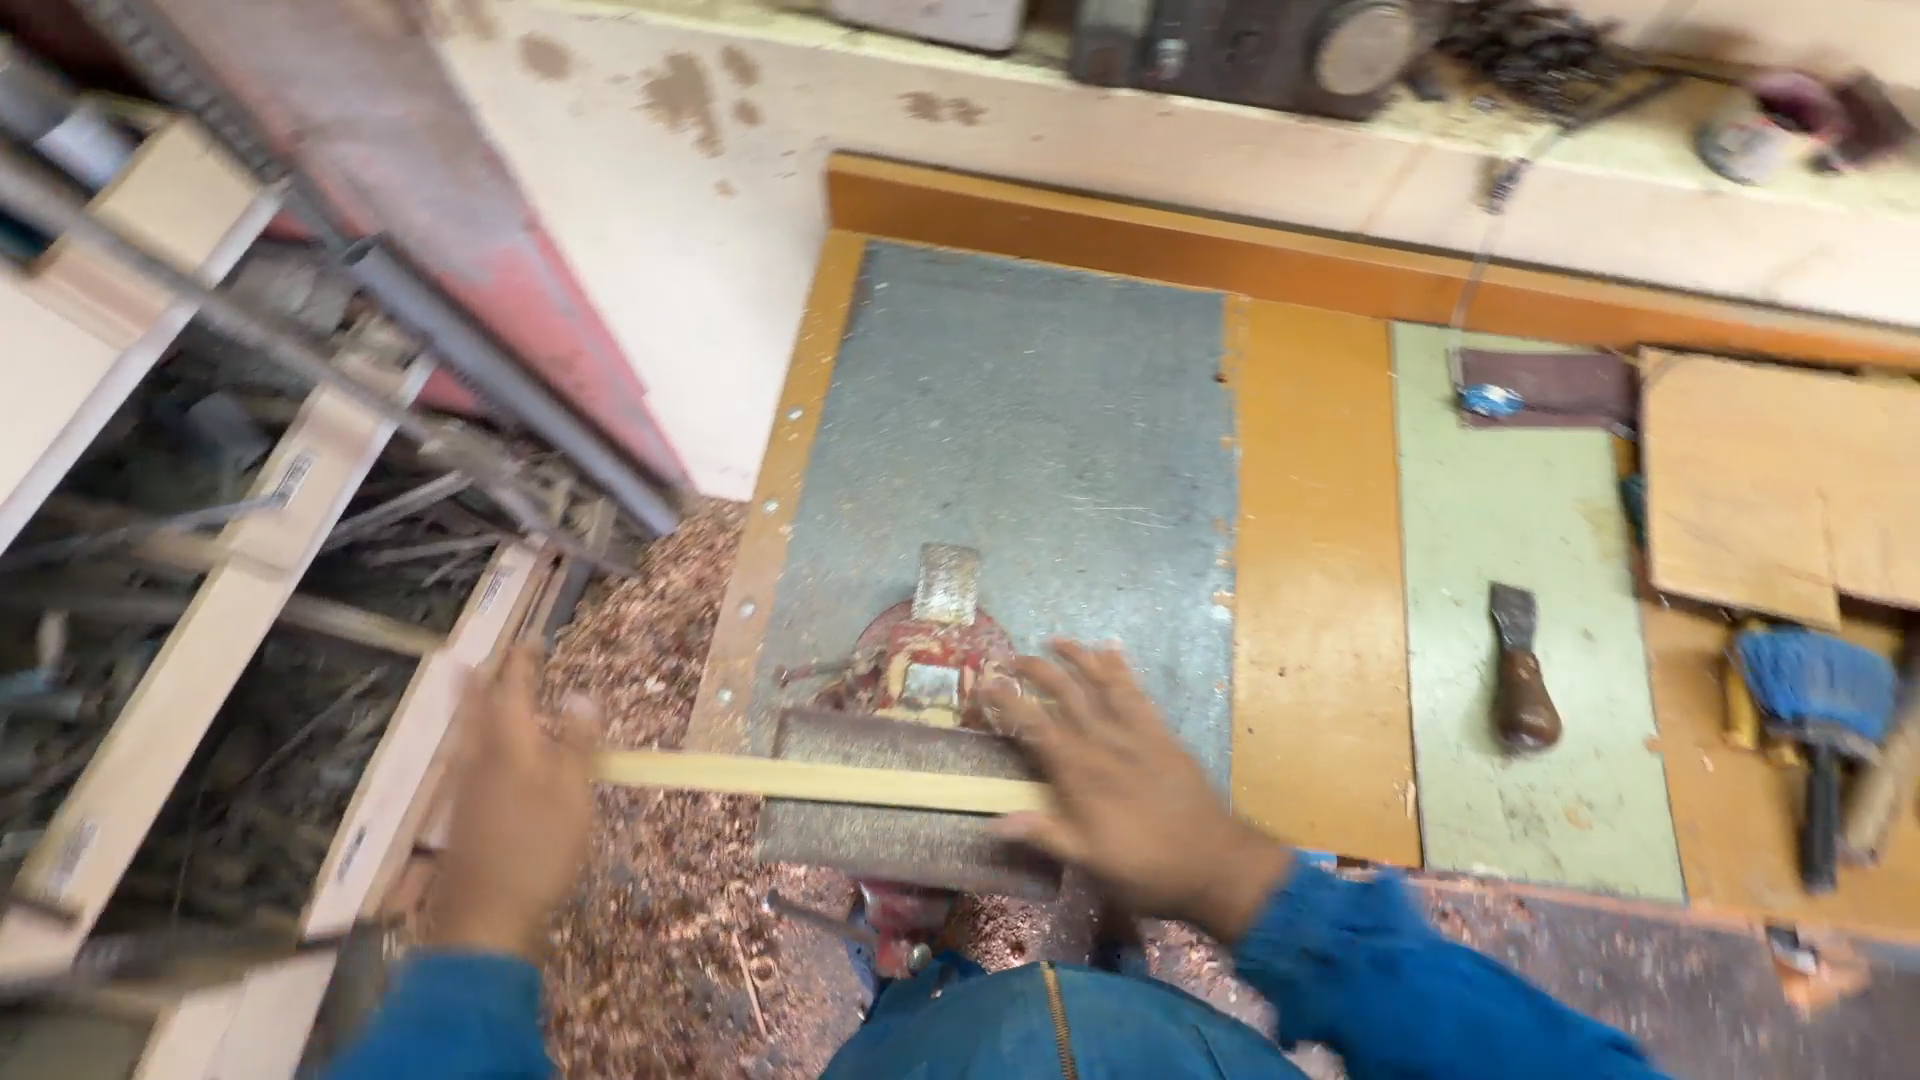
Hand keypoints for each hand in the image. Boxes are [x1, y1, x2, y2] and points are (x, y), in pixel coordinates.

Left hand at [430, 645, 603, 959]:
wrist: (484, 918)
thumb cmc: (537, 848)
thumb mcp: (571, 791)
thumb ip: (576, 741)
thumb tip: (581, 694)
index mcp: (507, 748)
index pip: (512, 693)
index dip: (521, 666)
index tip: (529, 641)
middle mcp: (479, 762)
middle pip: (477, 711)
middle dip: (483, 682)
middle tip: (484, 659)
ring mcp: (467, 792)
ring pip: (469, 736)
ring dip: (475, 708)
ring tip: (479, 692)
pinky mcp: (467, 817)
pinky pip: (471, 759)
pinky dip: (479, 739)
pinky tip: (487, 752)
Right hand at [984, 641, 1291, 943]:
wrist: (1215, 862)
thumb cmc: (1147, 867)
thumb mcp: (1090, 862)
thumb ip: (1044, 835)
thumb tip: (993, 822)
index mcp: (1080, 772)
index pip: (1034, 726)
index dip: (1007, 703)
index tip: (985, 684)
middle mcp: (1103, 742)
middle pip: (1064, 694)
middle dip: (1036, 671)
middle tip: (1012, 658)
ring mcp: (1135, 733)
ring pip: (1100, 683)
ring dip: (1077, 658)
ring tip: (1055, 639)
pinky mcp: (1161, 733)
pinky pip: (1136, 693)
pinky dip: (1121, 670)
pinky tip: (1111, 651)